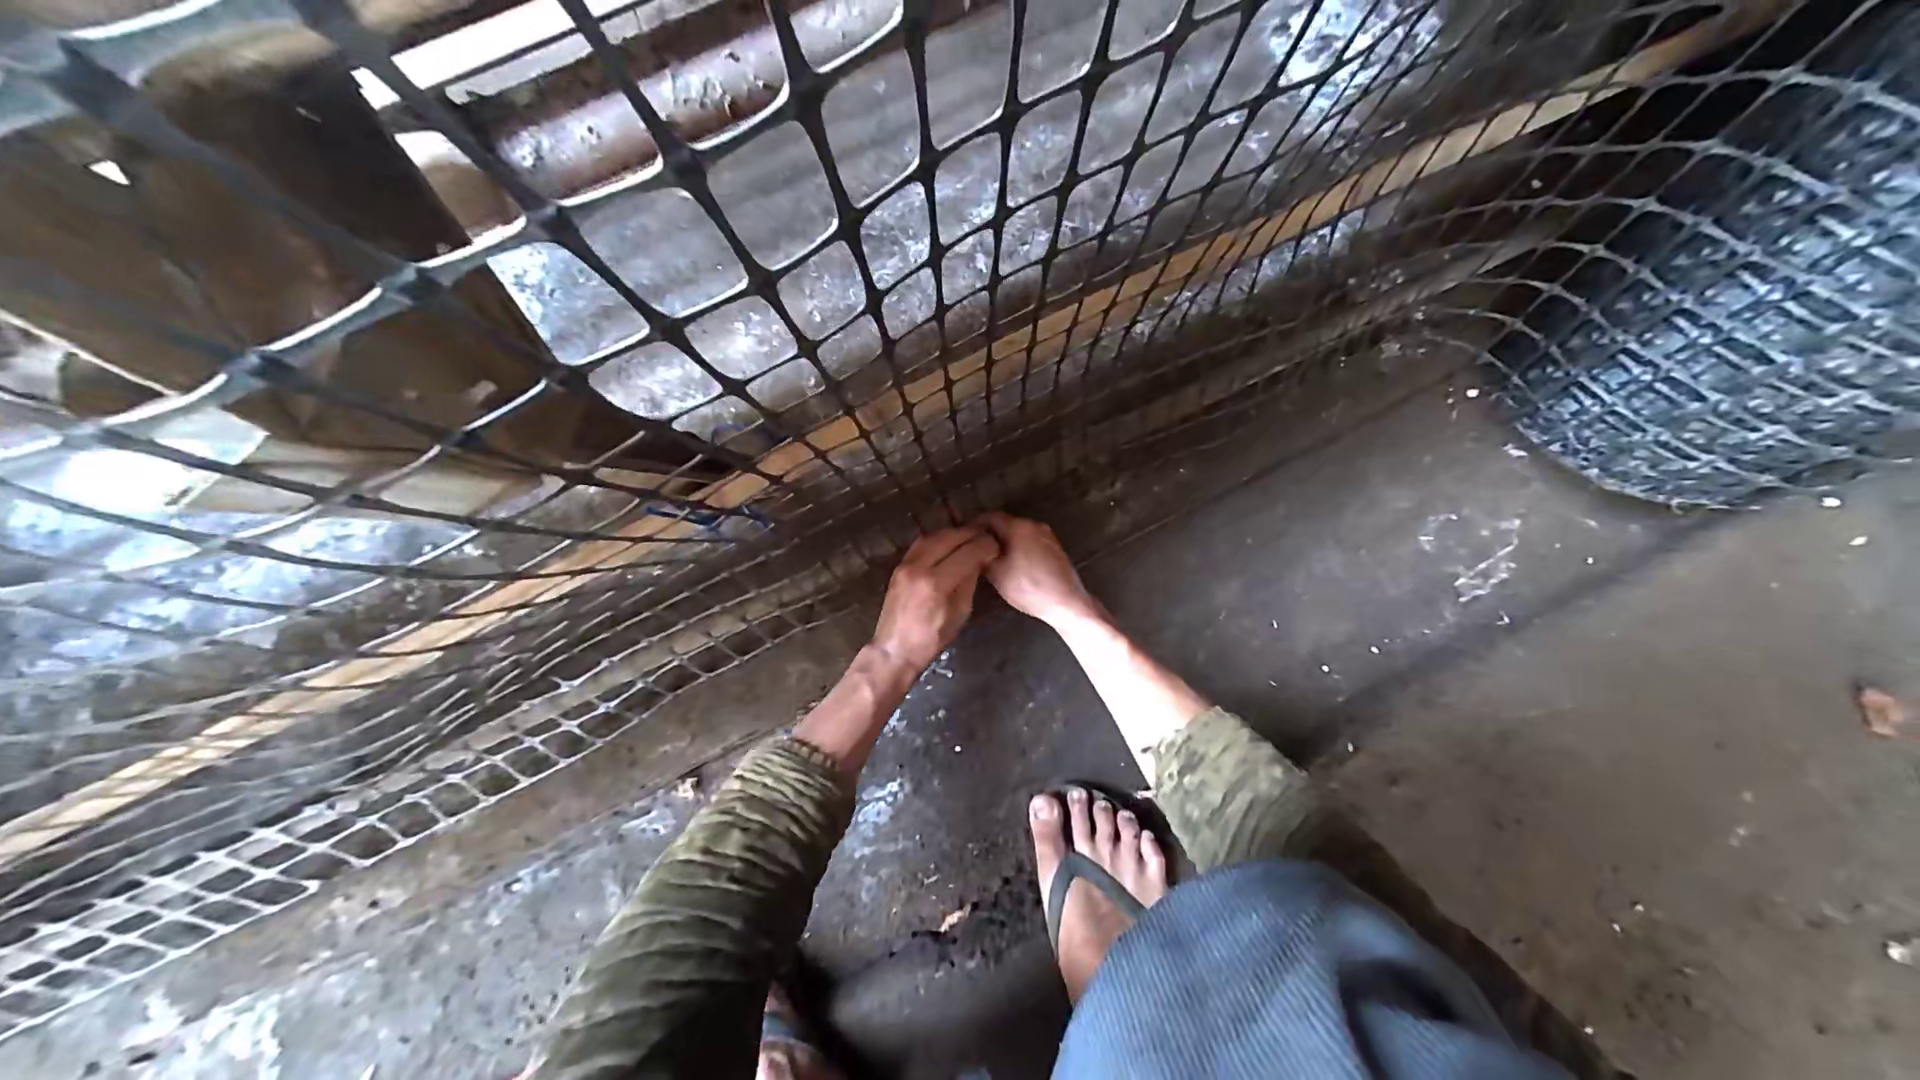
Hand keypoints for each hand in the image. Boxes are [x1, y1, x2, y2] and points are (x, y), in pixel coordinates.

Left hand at [869, 525, 1000, 674]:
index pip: (967, 552)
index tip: (995, 547)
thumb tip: (978, 560)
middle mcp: (919, 567)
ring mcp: (905, 564)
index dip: (985, 546)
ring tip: (969, 537)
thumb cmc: (932, 638)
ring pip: (933, 536)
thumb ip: (969, 582)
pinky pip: (921, 543)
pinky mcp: (898, 566)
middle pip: (950, 537)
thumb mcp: (960, 612)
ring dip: (954, 533)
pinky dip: (938, 539)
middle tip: (985, 537)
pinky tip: (949, 543)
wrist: (895, 649)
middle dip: (971, 534)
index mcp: (937, 583)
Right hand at [976, 512, 1098, 627]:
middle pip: (1006, 523)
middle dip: (990, 533)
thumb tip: (976, 546)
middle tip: (975, 548)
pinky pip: (1030, 541)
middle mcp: (1034, 524)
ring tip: (992, 557)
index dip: (975, 524)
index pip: (990, 516)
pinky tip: (1012, 563)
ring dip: (1005, 541)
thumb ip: (983, 554)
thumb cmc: (1028, 586)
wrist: (1066, 602)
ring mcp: (1048, 536)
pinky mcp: (1055, 548)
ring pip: (1019, 533)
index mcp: (1019, 526)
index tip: (965, 535)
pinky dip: (1018, 547)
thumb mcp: (996, 573)